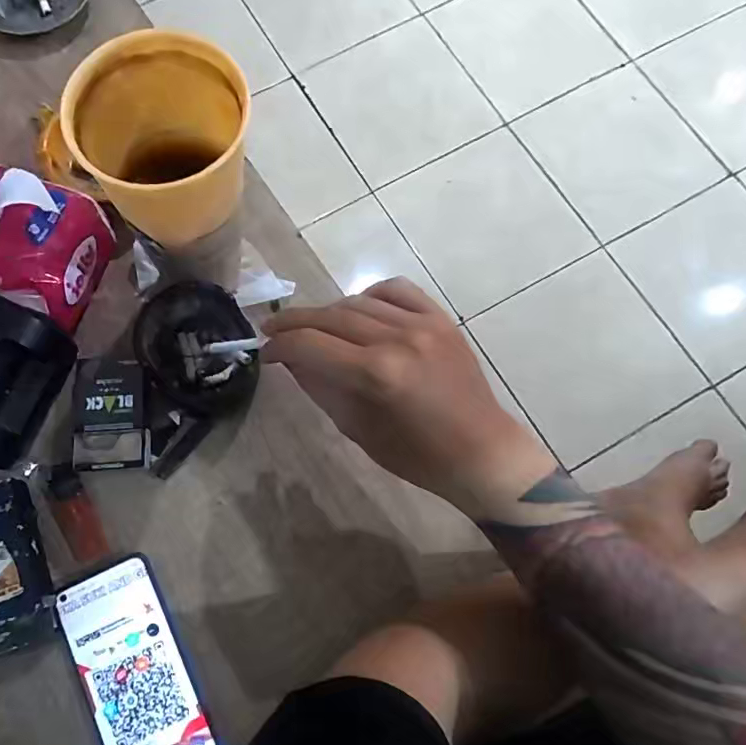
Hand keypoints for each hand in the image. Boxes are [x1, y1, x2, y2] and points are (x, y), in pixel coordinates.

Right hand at [263, 278, 555, 513]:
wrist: (480, 453)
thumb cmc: (412, 453)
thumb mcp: (353, 425)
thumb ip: (318, 385)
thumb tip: (289, 359)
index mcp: (375, 373)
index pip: (308, 343)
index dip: (279, 346)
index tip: (265, 353)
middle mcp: (397, 340)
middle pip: (328, 317)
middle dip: (292, 323)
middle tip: (271, 331)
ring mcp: (423, 325)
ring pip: (356, 302)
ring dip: (326, 313)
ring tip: (312, 328)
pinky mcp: (441, 319)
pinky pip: (395, 291)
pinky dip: (368, 297)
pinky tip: (357, 312)